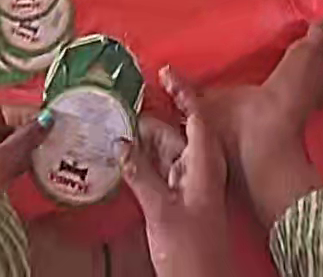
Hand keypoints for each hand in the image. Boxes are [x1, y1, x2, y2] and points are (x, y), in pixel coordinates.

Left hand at [0, 106, 47, 276]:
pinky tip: (37, 169)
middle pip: (4, 129)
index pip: (0, 111)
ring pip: (7, 150)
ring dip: (27, 149)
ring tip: (50, 150)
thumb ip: (22, 141)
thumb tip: (47, 119)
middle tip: (54, 134)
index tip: (49, 119)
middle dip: (28, 131)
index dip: (24, 114)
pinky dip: (22, 166)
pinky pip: (6, 168)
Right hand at [122, 68, 231, 276]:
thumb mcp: (160, 210)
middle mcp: (200, 166)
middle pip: (175, 129)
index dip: (181, 90)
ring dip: (144, 138)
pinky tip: (125, 153)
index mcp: (205, 161)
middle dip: (152, 115)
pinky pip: (162, 167)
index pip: (195, 113)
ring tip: (117, 123)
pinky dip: (145, 158)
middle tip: (123, 102)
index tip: (163, 70)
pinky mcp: (181, 199)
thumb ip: (139, 172)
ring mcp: (190, 183)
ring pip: (166, 148)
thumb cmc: (191, 252)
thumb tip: (120, 142)